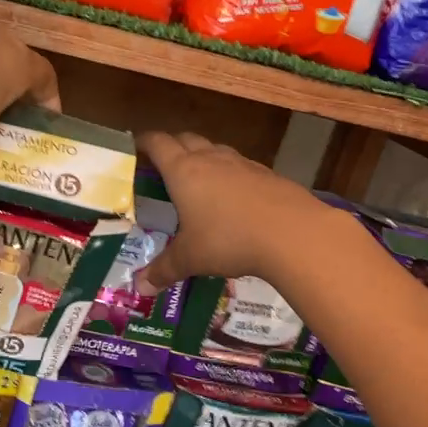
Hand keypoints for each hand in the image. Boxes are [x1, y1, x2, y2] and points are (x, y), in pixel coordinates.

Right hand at [136, 131, 332, 291]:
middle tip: (162, 164)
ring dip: (202, 157)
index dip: (144, 142)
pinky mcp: (267, 174)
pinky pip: (240, 166)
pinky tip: (233, 198)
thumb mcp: (190, 259)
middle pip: (186, 139)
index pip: (158, 144)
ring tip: (197, 179)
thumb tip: (140, 288)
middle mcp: (211, 159)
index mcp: (183, 171)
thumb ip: (163, 270)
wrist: (292, 233)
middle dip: (172, 146)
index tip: (135, 146)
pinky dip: (229, 174)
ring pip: (215, 150)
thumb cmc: (228, 239)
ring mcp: (242, 164)